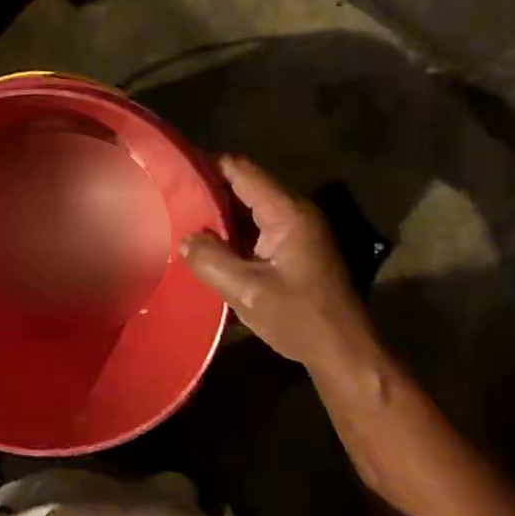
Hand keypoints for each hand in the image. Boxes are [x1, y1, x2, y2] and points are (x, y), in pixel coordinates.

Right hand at [182, 156, 378, 369]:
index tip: (173, 170)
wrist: (344, 350)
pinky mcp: (295, 246)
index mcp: (286, 213)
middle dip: (207, 188)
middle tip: (170, 196)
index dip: (206, 165)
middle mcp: (294, 211)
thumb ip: (211, 260)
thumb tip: (185, 238)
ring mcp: (297, 228)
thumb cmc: (299, 318)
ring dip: (218, 211)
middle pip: (244, 184)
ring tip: (180, 217)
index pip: (240, 169)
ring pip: (249, 205)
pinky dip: (232, 228)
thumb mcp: (247, 291)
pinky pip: (257, 224)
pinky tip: (207, 243)